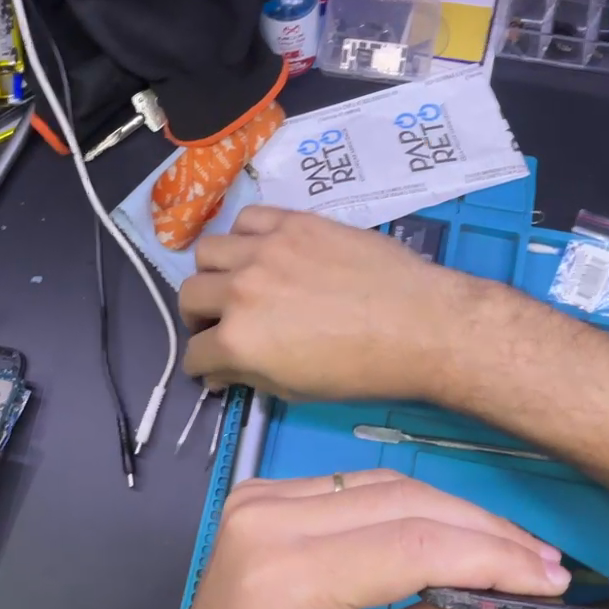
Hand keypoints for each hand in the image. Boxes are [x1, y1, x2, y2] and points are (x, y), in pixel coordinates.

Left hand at [131, 470, 570, 608]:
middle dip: (484, 532)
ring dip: (455, 515)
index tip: (550, 580)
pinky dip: (413, 507)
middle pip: (404, 502)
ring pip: (387, 485)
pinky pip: (359, 487)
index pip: (411, 545)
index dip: (490, 557)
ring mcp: (265, 494)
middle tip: (544, 566)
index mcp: (286, 574)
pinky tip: (452, 532)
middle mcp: (272, 515)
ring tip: (512, 551)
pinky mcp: (269, 490)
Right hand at [179, 206, 497, 400]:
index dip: (204, 367)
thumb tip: (222, 371)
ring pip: (208, 251)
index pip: (194, 354)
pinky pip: (248, 218)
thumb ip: (249, 376)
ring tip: (239, 282)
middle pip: (189, 296)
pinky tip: (264, 251)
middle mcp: (238, 290)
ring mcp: (264, 249)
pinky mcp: (293, 222)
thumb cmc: (360, 372)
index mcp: (237, 340)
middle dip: (199, 318)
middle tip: (221, 325)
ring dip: (215, 273)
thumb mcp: (295, 390)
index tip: (216, 368)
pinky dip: (246, 237)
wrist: (419, 326)